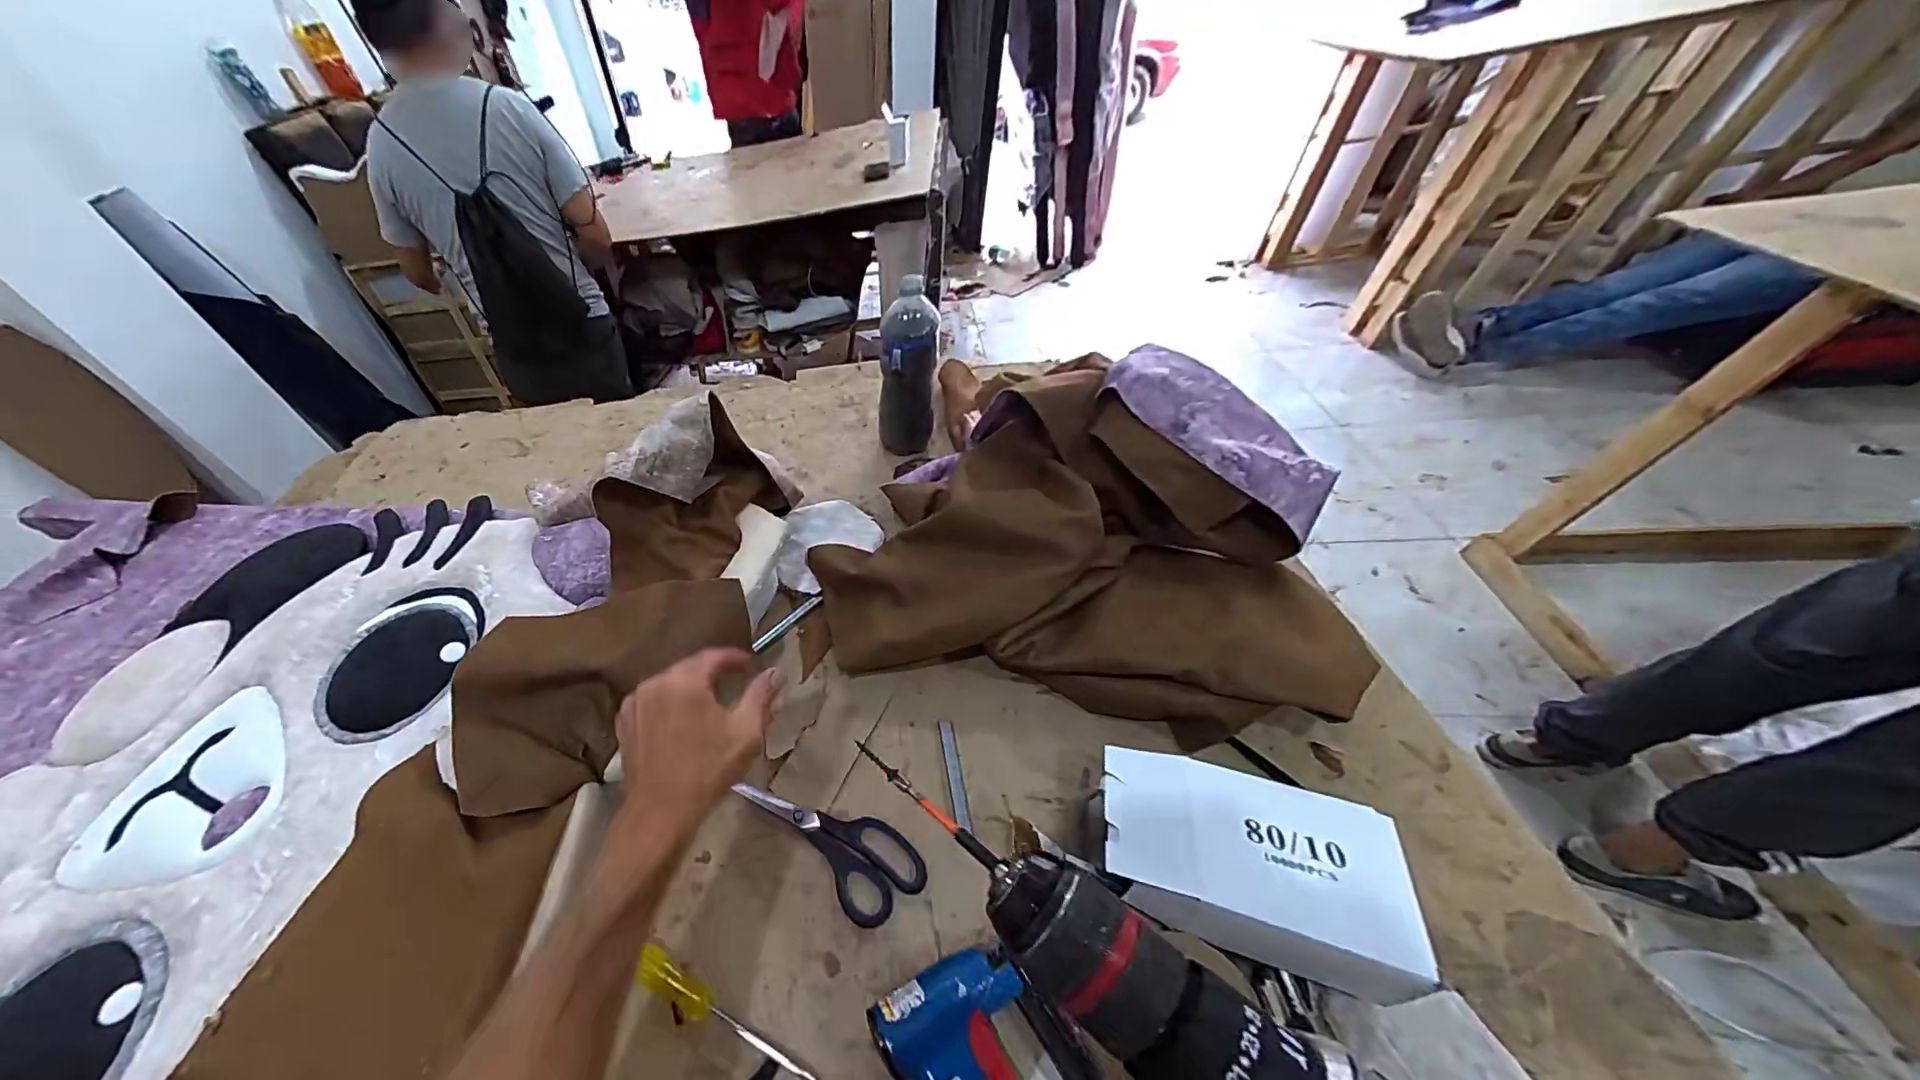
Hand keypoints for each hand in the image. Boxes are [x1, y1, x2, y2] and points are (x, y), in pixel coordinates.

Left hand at [612, 649, 781, 829]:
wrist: (661, 811)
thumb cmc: (708, 769)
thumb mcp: (746, 731)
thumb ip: (761, 695)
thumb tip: (774, 672)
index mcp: (684, 680)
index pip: (713, 656)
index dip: (734, 658)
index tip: (750, 665)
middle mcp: (655, 683)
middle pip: (690, 668)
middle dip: (714, 673)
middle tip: (735, 684)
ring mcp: (635, 703)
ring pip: (670, 684)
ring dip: (691, 688)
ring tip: (711, 703)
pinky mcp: (625, 723)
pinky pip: (654, 701)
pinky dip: (671, 703)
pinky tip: (684, 721)